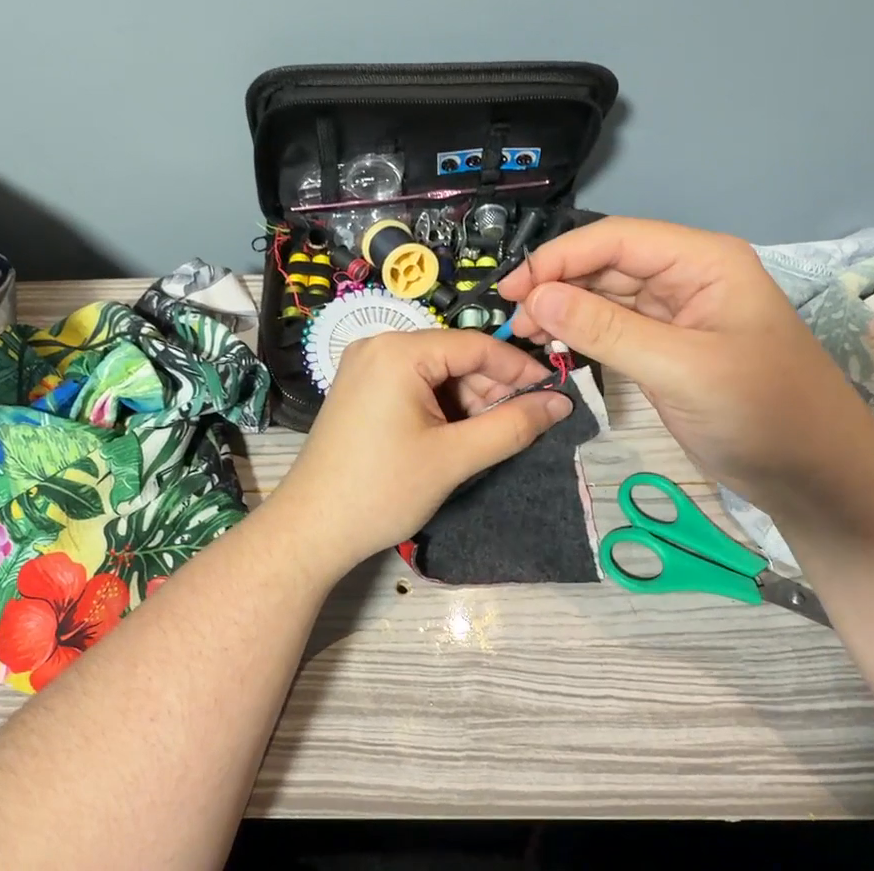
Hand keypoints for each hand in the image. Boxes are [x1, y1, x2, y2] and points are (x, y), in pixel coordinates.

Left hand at [269, 329, 572, 573]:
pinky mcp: (359, 389)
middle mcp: (378, 346)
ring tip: (487, 440)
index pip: (476, 345)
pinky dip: (441, 406)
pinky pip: (413, 384)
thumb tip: (561, 403)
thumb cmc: (382, 490)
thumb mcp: (454, 458)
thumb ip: (512, 426)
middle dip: (491, 390)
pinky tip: (456, 437)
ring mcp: (364, 367)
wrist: (312, 527)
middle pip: (455, 357)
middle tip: (522, 427)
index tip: (556, 395)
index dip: (520, 370)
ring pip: (436, 373)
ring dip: (468, 401)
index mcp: (398, 351)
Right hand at [496, 217, 873, 503]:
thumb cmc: (763, 414)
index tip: (511, 290)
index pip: (616, 239)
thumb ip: (605, 330)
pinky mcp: (668, 348)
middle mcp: (688, 276)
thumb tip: (535, 297)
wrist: (817, 479)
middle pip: (606, 263)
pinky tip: (555, 346)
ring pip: (606, 295)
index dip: (558, 258)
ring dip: (565, 310)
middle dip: (557, 284)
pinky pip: (614, 327)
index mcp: (703, 262)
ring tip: (527, 336)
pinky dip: (582, 334)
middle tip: (514, 322)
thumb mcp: (680, 369)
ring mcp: (677, 313)